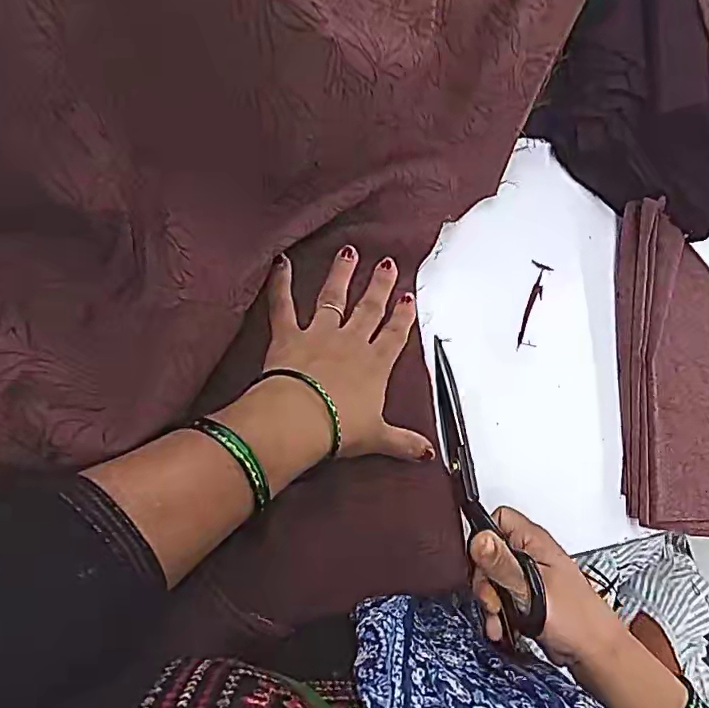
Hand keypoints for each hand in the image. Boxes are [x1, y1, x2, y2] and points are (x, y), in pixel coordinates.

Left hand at [261, 246, 434, 461]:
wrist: (301, 420)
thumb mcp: (378, 437)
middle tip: (387, 264)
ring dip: (342, 274)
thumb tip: (428, 455)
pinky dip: (280, 284)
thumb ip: (403, 442)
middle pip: (370, 308)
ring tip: (349, 252)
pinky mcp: (288, 336)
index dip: (402, 316)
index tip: (408, 298)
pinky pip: (283, 305)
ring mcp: (319, 335)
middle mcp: (351, 343)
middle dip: (379, 286)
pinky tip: (281, 263)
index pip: (394, 335)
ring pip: (333, 297)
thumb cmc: (340, 428)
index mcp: (376, 365)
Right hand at [469, 507, 629, 666]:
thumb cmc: (576, 620)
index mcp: (534, 542)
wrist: (592, 651)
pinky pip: (502, 597)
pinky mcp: (527, 596)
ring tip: (499, 616)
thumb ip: (502, 564)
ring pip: (493, 579)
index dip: (483, 539)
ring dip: (490, 601)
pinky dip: (498, 612)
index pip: (497, 519)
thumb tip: (480, 539)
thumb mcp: (531, 589)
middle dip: (485, 580)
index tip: (482, 565)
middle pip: (490, 553)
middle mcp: (532, 555)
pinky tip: (502, 625)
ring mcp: (529, 576)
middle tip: (493, 598)